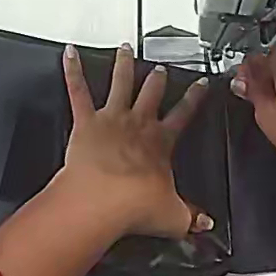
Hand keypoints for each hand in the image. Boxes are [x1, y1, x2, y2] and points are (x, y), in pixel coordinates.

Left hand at [59, 44, 211, 239]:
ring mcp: (111, 118)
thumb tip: (206, 226)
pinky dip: (72, 70)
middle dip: (158, 78)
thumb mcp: (173, 216)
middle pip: (152, 92)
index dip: (195, 97)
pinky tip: (69, 53)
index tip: (201, 83)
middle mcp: (138, 123)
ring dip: (123, 64)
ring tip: (125, 49)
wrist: (103, 201)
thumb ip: (191, 218)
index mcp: (161, 142)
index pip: (183, 114)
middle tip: (162, 67)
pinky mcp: (86, 121)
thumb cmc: (135, 205)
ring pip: (120, 82)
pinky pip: (77, 91)